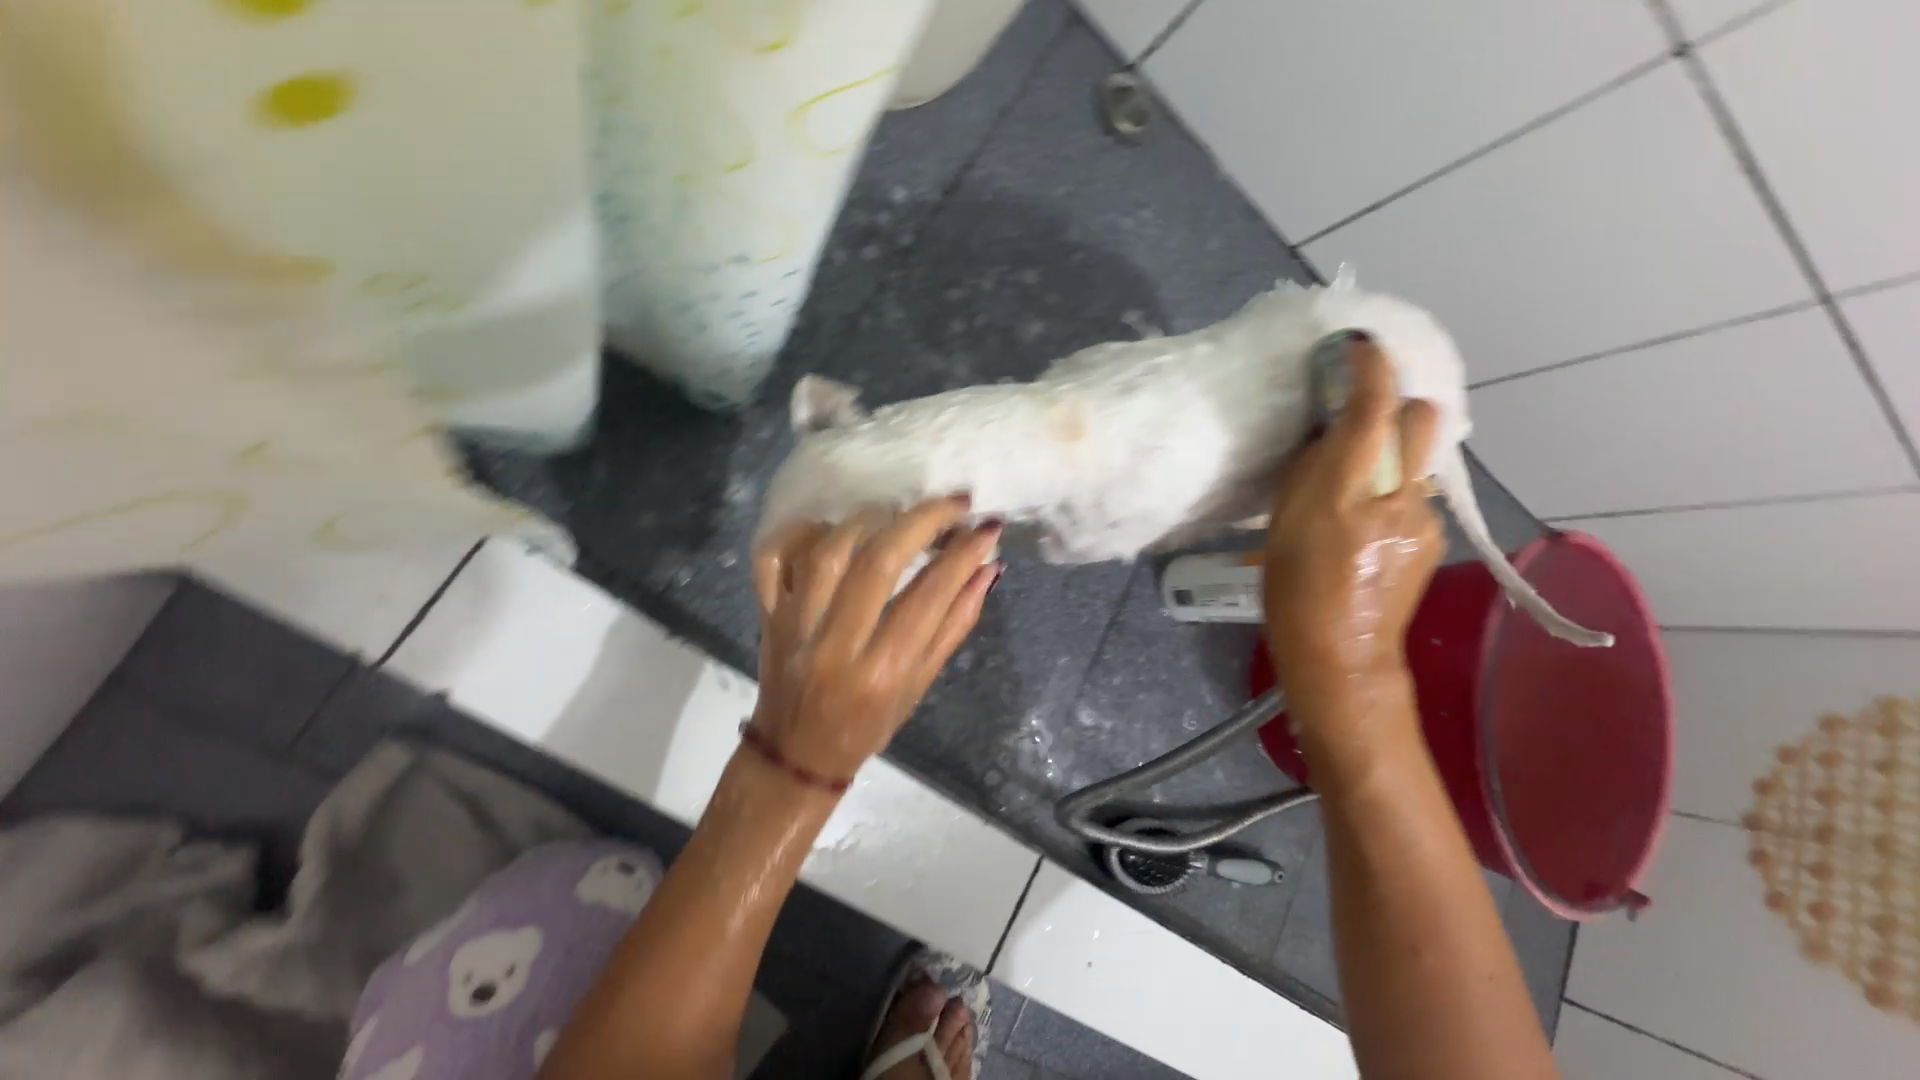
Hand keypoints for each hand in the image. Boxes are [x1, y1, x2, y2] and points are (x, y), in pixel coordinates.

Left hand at [750, 497, 1001, 781]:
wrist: (795, 753)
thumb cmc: (868, 725)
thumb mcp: (919, 687)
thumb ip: (953, 625)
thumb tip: (986, 569)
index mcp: (881, 671)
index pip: (929, 596)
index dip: (963, 554)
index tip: (986, 527)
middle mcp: (835, 645)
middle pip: (877, 563)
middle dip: (922, 521)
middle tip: (952, 504)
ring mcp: (794, 626)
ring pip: (827, 552)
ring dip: (867, 520)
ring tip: (896, 512)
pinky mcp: (767, 614)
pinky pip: (773, 559)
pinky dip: (800, 531)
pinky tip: (830, 525)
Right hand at [1262, 338, 1442, 762]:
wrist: (1342, 657)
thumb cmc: (1293, 593)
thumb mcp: (1281, 527)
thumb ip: (1309, 474)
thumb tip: (1328, 439)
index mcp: (1347, 492)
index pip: (1373, 408)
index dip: (1369, 368)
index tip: (1357, 350)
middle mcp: (1398, 496)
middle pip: (1423, 418)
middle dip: (1397, 408)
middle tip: (1362, 428)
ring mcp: (1424, 519)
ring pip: (1421, 460)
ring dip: (1396, 458)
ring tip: (1361, 492)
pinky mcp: (1434, 540)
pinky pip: (1419, 496)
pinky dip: (1398, 496)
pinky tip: (1372, 530)